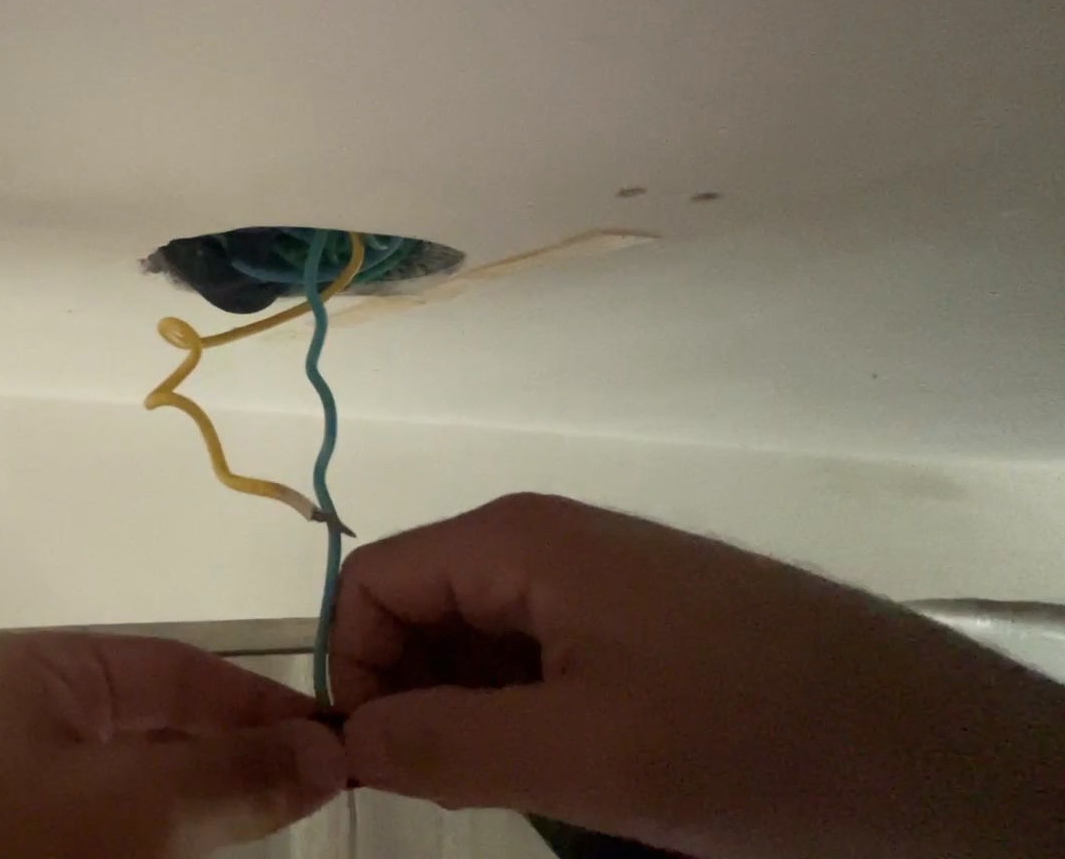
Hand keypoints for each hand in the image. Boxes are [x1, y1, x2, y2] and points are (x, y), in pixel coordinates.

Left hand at [0, 631, 346, 858]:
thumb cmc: (15, 852)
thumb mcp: (133, 808)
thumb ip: (229, 776)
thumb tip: (327, 750)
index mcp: (46, 670)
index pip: (173, 668)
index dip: (253, 699)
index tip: (327, 735)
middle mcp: (33, 709)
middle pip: (159, 716)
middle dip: (233, 746)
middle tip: (314, 779)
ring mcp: (23, 775)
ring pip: (141, 770)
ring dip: (206, 791)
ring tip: (276, 806)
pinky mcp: (23, 833)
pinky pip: (114, 814)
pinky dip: (166, 826)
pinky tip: (206, 840)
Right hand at [333, 493, 1064, 858]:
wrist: (976, 762)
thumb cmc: (764, 743)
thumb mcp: (592, 759)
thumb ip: (448, 745)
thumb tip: (343, 741)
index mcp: (512, 540)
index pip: (374, 580)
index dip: (355, 662)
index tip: (376, 756)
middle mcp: (537, 537)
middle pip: (420, 600)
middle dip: (408, 688)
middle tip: (442, 783)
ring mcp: (587, 569)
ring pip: (473, 628)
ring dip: (461, 702)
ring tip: (506, 781)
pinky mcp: (629, 608)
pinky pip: (530, 644)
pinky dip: (513, 701)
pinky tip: (557, 758)